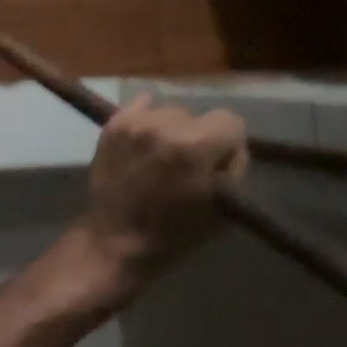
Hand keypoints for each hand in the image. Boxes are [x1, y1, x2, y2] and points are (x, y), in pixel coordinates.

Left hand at [70, 97, 247, 304]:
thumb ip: (234, 169)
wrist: (115, 241)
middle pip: (197, 116)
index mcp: (195, 147)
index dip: (228, 144)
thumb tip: (232, 147)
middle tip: (187, 164)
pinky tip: (145, 142)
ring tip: (161, 157)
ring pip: (168, 112)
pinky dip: (147, 120)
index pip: (230, 120)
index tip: (218, 163)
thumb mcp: (222, 209)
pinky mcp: (113, 124)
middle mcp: (165, 125)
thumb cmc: (173, 234)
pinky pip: (141, 106)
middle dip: (198, 138)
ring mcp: (135, 122)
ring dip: (171, 130)